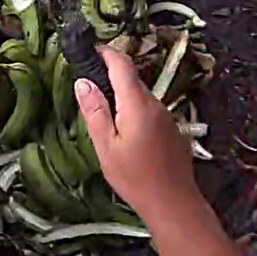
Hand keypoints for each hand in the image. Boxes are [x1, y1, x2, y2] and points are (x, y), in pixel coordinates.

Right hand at [75, 47, 200, 220]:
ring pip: (139, 96)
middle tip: (88, 88)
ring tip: (102, 115)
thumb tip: (82, 81)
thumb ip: (95, 111)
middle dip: (109, 77)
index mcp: (137, 103)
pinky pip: (148, 110)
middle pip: (131, 79)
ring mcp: (166, 115)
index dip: (105, 52)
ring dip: (121, 97)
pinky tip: (124, 133)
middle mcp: (155, 103)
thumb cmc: (135, 177)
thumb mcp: (106, 146)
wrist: (174, 204)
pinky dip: (133, 111)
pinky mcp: (171, 128)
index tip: (89, 51)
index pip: (122, 64)